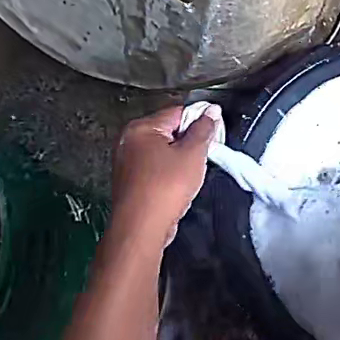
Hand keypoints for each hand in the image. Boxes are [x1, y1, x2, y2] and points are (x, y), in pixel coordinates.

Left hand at [110, 103, 216, 243]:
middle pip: (168, 130)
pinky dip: (167, 174)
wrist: (141, 227)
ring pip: (161, 151)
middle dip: (188, 142)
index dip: (199, 120)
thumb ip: (203, 129)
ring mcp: (126, 162)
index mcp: (141, 127)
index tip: (213, 131)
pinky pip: (154, 169)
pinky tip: (175, 186)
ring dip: (178, 160)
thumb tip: (210, 113)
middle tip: (201, 156)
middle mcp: (129, 141)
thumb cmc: (162, 190)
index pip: (177, 112)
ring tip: (187, 175)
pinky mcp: (129, 181)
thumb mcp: (192, 154)